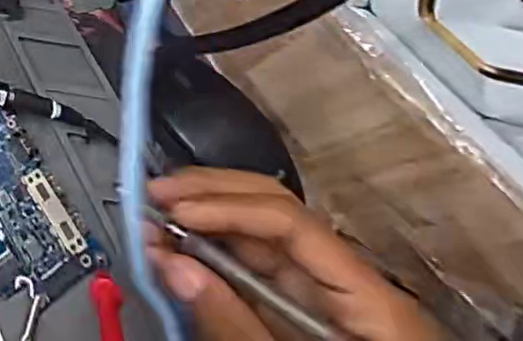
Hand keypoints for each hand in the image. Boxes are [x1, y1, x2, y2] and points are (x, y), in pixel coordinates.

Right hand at [148, 169, 436, 340]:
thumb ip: (238, 327)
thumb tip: (174, 266)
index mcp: (370, 298)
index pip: (290, 220)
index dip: (227, 206)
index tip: (174, 212)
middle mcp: (346, 282)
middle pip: (272, 210)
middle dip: (208, 195)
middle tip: (153, 195)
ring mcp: (325, 297)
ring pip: (257, 235)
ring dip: (201, 218)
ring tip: (155, 217)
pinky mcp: (303, 316)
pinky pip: (253, 270)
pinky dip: (211, 253)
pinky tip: (179, 249)